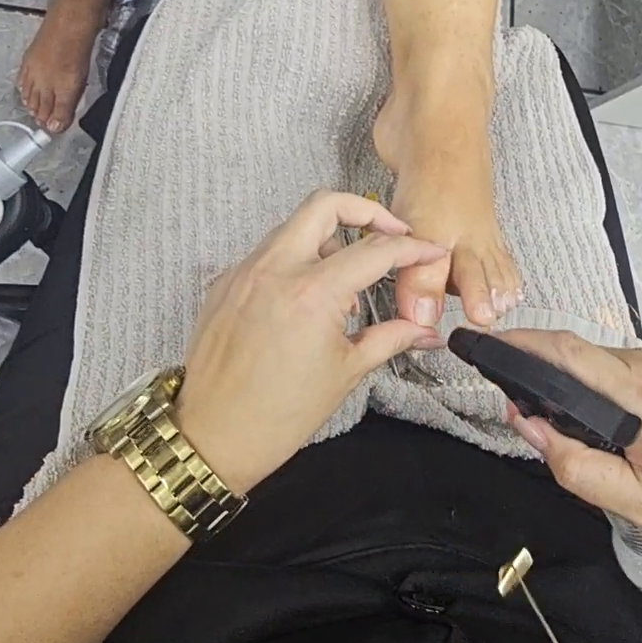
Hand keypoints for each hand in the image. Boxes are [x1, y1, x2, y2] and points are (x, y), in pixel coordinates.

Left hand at [174, 190, 447, 493]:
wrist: (212, 438)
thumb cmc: (279, 414)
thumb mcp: (347, 371)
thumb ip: (391, 337)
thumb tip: (426, 331)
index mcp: (311, 293)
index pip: (375, 249)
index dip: (412, 247)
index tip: (429, 251)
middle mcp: (275, 269)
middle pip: (326, 204)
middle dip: (366, 210)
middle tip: (391, 232)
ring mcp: (244, 271)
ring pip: (294, 225)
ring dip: (329, 237)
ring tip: (347, 280)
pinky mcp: (225, 282)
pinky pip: (268, 252)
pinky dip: (296, 260)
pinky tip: (308, 297)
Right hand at [499, 330, 641, 553]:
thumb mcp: (641, 506)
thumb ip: (576, 467)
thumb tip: (527, 424)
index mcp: (641, 396)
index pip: (565, 352)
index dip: (519, 344)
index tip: (485, 346)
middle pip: (576, 352)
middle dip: (537, 366)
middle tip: (516, 401)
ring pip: (598, 360)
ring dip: (571, 381)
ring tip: (565, 425)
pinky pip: (620, 365)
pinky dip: (597, 383)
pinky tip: (603, 419)